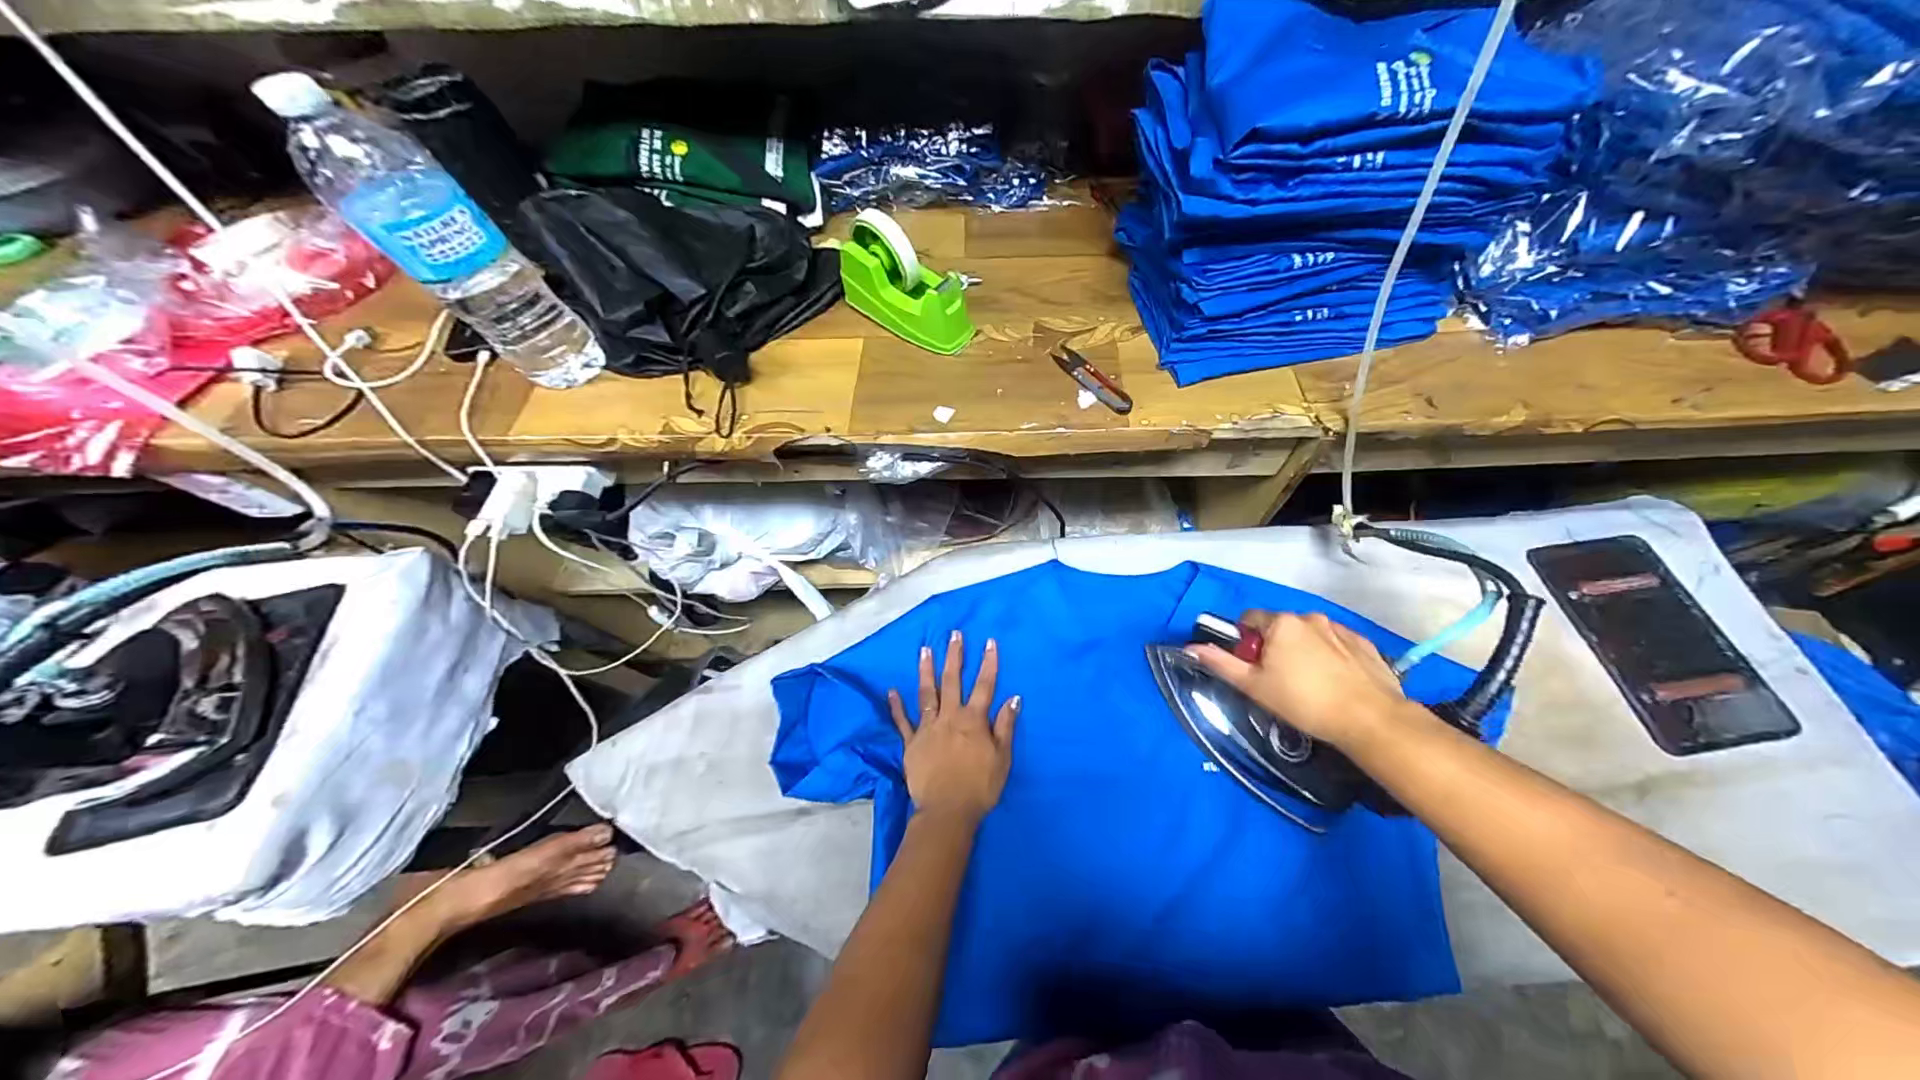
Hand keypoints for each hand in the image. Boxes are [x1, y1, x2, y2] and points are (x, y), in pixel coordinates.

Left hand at [888, 631, 1019, 823]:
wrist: (947, 811)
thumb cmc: (980, 787)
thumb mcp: (1002, 758)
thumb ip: (1005, 727)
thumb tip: (1013, 699)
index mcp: (974, 721)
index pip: (984, 686)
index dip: (988, 663)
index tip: (989, 642)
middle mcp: (950, 718)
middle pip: (952, 681)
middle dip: (954, 656)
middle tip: (954, 634)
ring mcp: (928, 729)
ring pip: (927, 694)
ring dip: (926, 671)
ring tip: (924, 650)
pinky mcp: (911, 743)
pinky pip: (902, 721)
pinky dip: (896, 706)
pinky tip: (891, 691)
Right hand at [1187, 611, 1410, 749]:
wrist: (1370, 720)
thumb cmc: (1304, 702)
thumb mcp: (1254, 687)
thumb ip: (1222, 664)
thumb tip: (1193, 647)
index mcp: (1281, 623)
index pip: (1249, 620)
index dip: (1246, 644)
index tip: (1254, 669)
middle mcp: (1310, 617)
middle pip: (1280, 627)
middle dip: (1275, 648)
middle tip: (1279, 682)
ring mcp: (1340, 629)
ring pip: (1309, 635)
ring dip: (1303, 652)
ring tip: (1310, 686)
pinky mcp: (1365, 644)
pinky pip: (1337, 645)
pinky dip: (1331, 658)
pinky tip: (1335, 684)